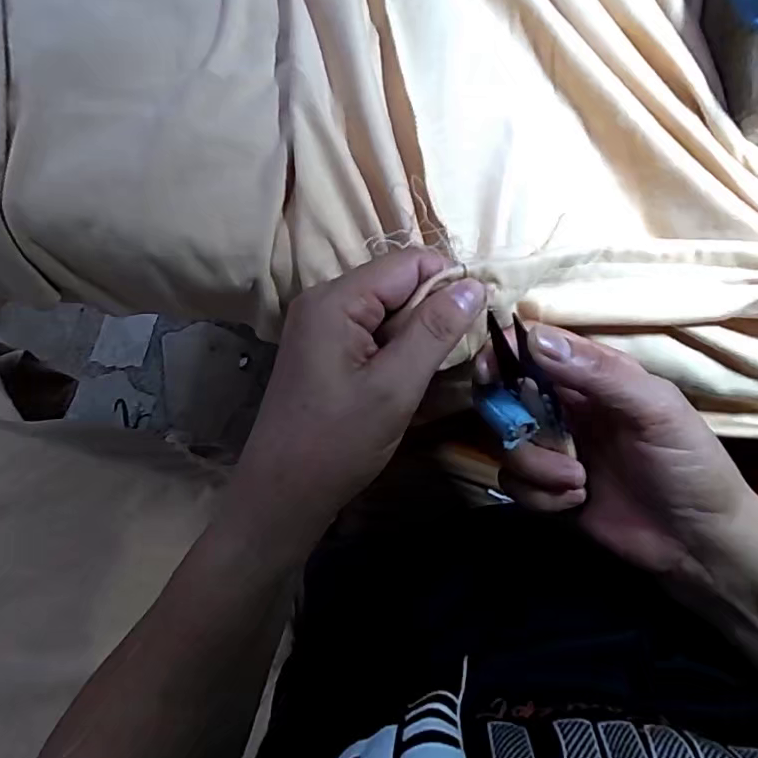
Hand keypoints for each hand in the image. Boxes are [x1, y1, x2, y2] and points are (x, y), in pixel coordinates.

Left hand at [235, 249, 484, 525]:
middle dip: (431, 309)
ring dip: (416, 331)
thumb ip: (435, 331)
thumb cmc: (337, 443)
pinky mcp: (324, 346)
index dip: (448, 281)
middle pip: (397, 281)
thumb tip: (475, 285)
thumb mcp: (395, 387)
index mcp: (336, 300)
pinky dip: (396, 346)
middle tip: (447, 356)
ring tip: (423, 372)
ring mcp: (320, 323)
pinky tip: (401, 377)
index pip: (408, 262)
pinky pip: (372, 328)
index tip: (476, 318)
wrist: (281, 495)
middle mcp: (324, 299)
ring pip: (388, 306)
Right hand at [476, 324, 757, 578]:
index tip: (489, 369)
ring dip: (535, 464)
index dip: (504, 351)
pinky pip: (514, 483)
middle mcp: (565, 407)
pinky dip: (539, 494)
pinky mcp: (547, 490)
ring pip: (506, 442)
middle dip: (507, 415)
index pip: (535, 347)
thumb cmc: (689, 464)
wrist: (700, 545)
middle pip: (505, 394)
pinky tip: (575, 503)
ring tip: (578, 481)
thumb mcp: (656, 409)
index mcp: (592, 376)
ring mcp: (554, 449)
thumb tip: (533, 338)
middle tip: (523, 431)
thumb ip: (599, 372)